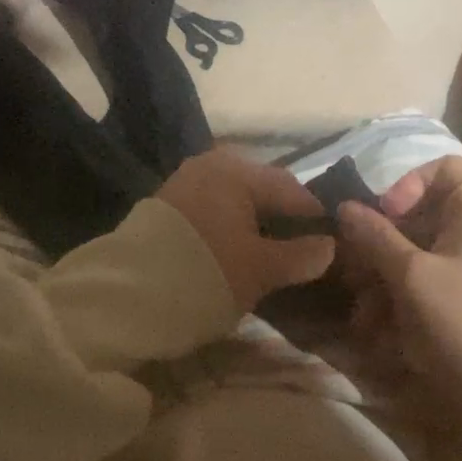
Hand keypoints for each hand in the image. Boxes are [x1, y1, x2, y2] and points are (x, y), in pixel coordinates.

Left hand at [156, 149, 336, 312]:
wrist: (128, 295)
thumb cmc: (207, 272)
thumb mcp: (261, 270)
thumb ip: (300, 256)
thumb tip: (328, 246)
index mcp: (238, 170)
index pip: (292, 190)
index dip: (316, 218)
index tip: (333, 245)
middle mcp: (211, 165)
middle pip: (263, 191)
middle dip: (284, 220)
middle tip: (304, 253)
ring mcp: (185, 183)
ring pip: (237, 202)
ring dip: (257, 225)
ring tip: (272, 257)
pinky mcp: (167, 206)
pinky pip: (214, 211)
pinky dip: (231, 229)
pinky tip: (239, 254)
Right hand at [336, 156, 461, 433]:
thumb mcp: (411, 278)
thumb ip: (375, 237)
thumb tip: (346, 206)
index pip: (442, 168)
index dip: (406, 184)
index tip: (382, 217)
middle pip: (423, 216)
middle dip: (381, 244)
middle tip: (352, 273)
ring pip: (419, 257)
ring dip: (383, 282)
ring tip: (362, 317)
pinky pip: (429, 289)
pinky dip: (402, 306)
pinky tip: (379, 338)